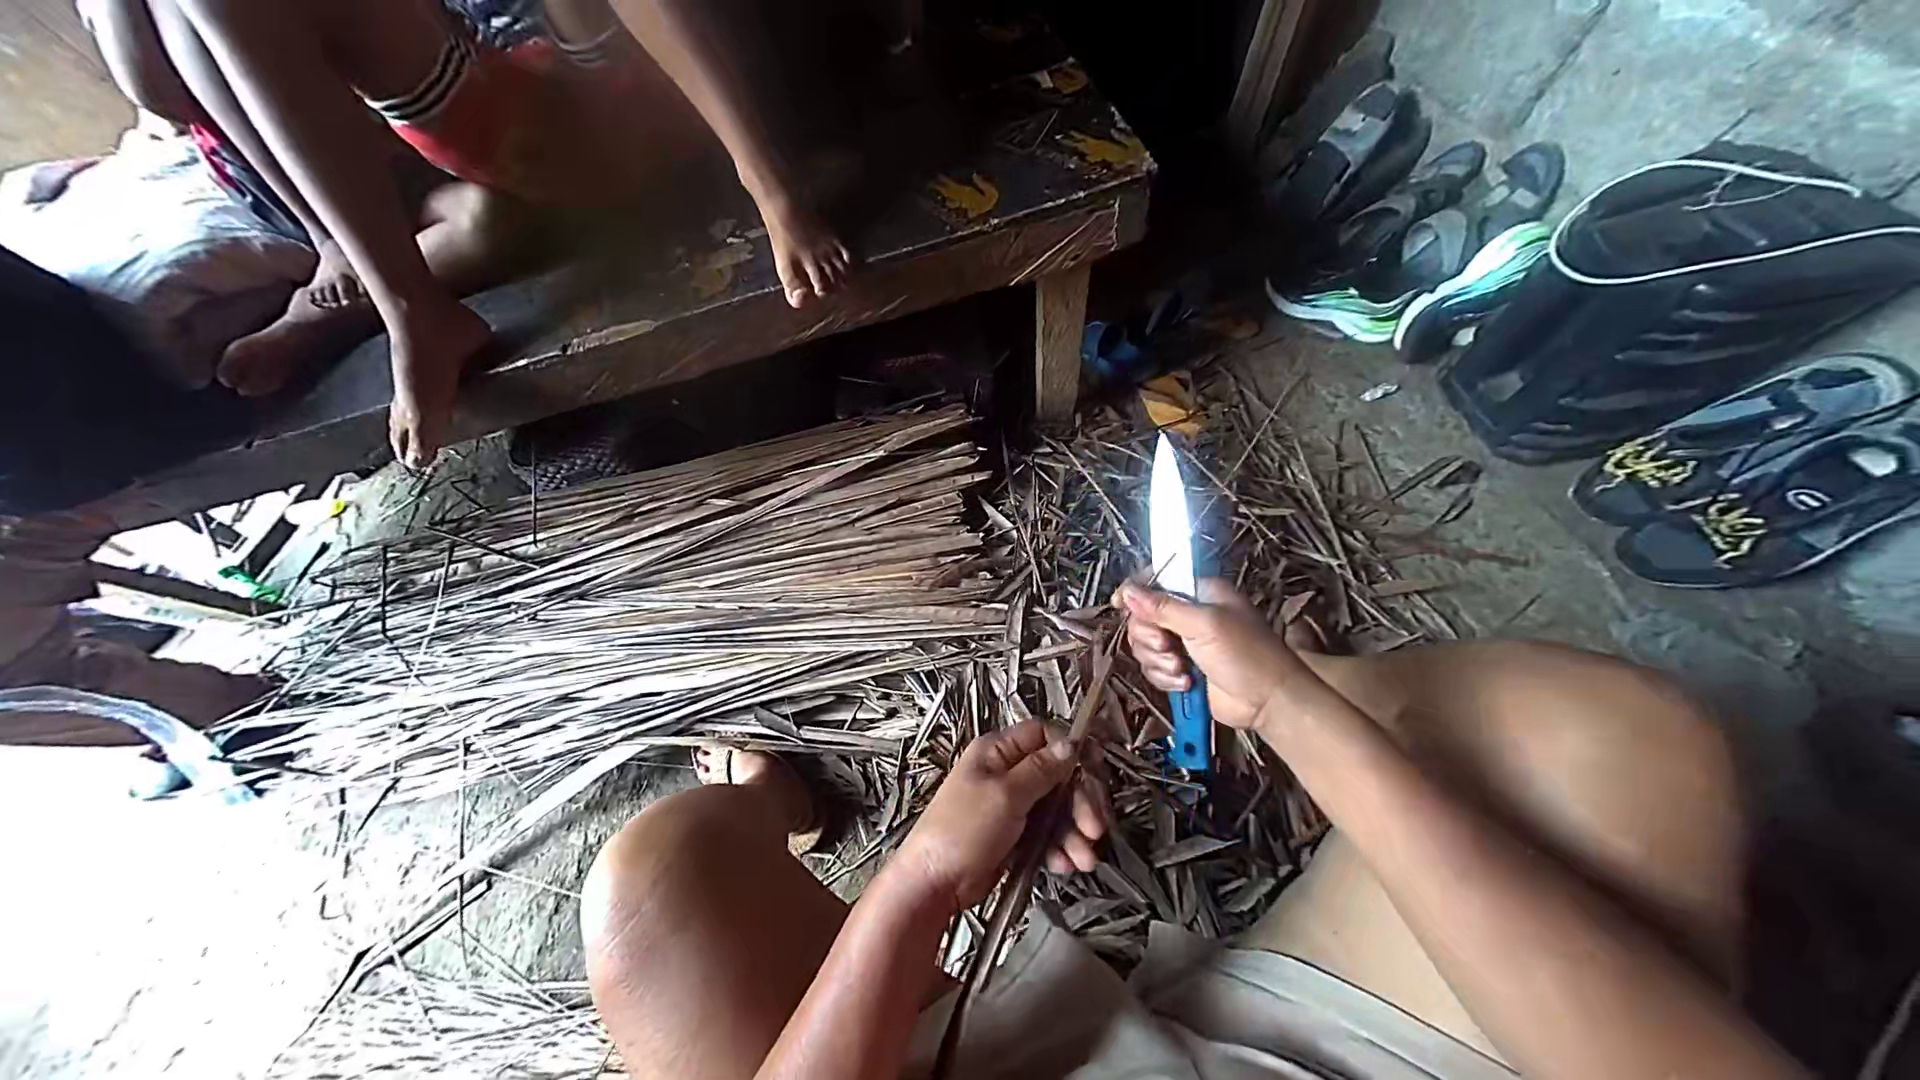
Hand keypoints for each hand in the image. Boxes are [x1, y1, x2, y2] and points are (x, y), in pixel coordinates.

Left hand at [894, 720, 1106, 910]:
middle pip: (1058, 774)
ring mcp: (1012, 804)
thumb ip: (1041, 770)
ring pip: (1058, 807)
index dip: (1070, 750)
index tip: (1092, 770)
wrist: (935, 883)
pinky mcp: (1016, 833)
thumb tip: (1070, 745)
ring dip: (1075, 831)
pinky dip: (1061, 848)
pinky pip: (1049, 833)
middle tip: (1093, 825)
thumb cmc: (958, 832)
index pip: (1043, 735)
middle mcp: (1006, 773)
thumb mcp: (1004, 794)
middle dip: (1080, 801)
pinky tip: (1065, 863)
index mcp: (997, 751)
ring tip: (1083, 856)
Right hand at [1113, 578, 1315, 729]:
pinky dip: (1165, 677)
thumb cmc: (1247, 655)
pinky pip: (1154, 667)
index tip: (1120, 604)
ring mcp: (1184, 642)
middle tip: (1168, 647)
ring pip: (1145, 645)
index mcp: (1199, 592)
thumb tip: (1128, 591)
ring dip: (1159, 660)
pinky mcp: (1181, 668)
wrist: (1269, 702)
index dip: (1136, 591)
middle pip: (1143, 616)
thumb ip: (1163, 608)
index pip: (1157, 581)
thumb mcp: (1205, 625)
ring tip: (1182, 669)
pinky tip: (1187, 683)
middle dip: (1150, 636)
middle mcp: (1189, 614)